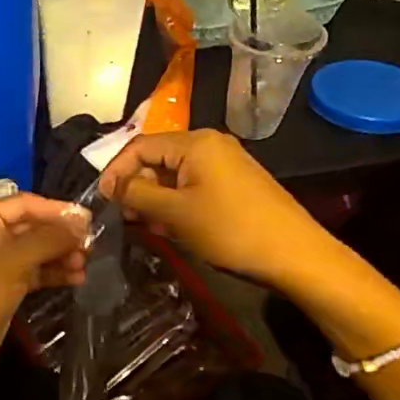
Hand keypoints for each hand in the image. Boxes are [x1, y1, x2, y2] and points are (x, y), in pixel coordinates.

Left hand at [0, 194, 90, 374]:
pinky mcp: (4, 283)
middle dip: (61, 234)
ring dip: (61, 254)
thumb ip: (50, 238)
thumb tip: (83, 221)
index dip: (57, 209)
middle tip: (92, 244)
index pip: (25, 203)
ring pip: (35, 249)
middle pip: (31, 225)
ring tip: (87, 263)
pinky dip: (53, 272)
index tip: (89, 218)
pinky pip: (33, 270)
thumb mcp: (15, 260)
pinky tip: (77, 277)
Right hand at [98, 130, 329, 288]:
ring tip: (145, 226)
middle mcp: (210, 144)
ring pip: (174, 174)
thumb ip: (136, 193)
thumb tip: (111, 185)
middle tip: (123, 216)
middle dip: (136, 186)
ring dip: (155, 198)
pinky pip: (193, 185)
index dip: (115, 171)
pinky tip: (171, 226)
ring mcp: (226, 164)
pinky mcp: (236, 184)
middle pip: (157, 158)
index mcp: (195, 142)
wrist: (298, 257)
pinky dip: (176, 202)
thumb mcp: (174, 212)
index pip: (139, 146)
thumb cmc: (230, 229)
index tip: (101, 199)